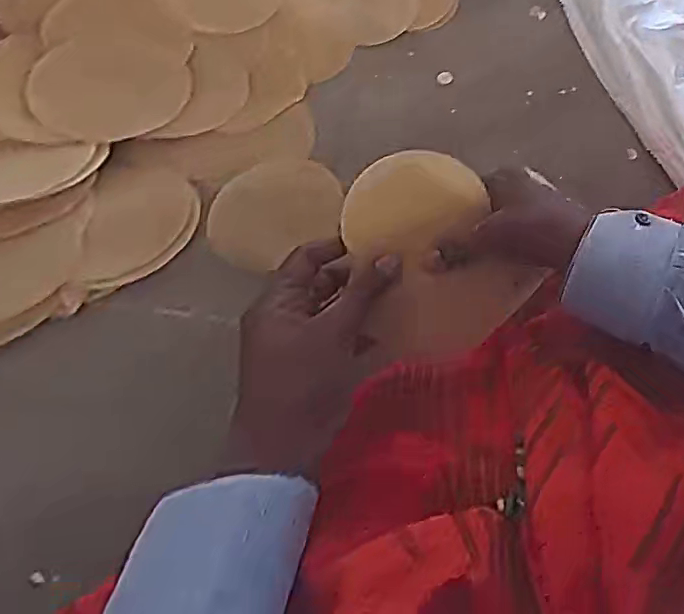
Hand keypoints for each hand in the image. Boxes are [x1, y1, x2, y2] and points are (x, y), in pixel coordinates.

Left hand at [222, 240, 396, 478]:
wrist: (286, 446)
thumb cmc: (301, 380)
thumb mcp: (334, 329)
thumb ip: (363, 290)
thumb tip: (390, 256)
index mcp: (277, 302)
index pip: (306, 258)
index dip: (338, 244)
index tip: (376, 237)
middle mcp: (289, 314)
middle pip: (326, 280)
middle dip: (361, 270)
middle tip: (400, 260)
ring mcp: (306, 338)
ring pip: (341, 304)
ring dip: (370, 295)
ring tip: (406, 282)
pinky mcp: (323, 358)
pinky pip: (349, 328)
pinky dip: (370, 321)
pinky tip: (400, 315)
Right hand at [433, 168, 594, 273]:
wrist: (579, 243)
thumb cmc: (531, 228)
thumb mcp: (488, 237)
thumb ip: (458, 247)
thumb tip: (429, 260)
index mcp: (506, 174)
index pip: (472, 187)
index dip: (457, 206)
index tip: (444, 226)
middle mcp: (525, 180)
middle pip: (493, 202)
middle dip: (479, 220)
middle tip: (459, 244)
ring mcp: (543, 199)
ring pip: (511, 217)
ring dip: (499, 233)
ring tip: (481, 255)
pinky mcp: (556, 220)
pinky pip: (527, 231)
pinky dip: (517, 242)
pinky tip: (508, 258)